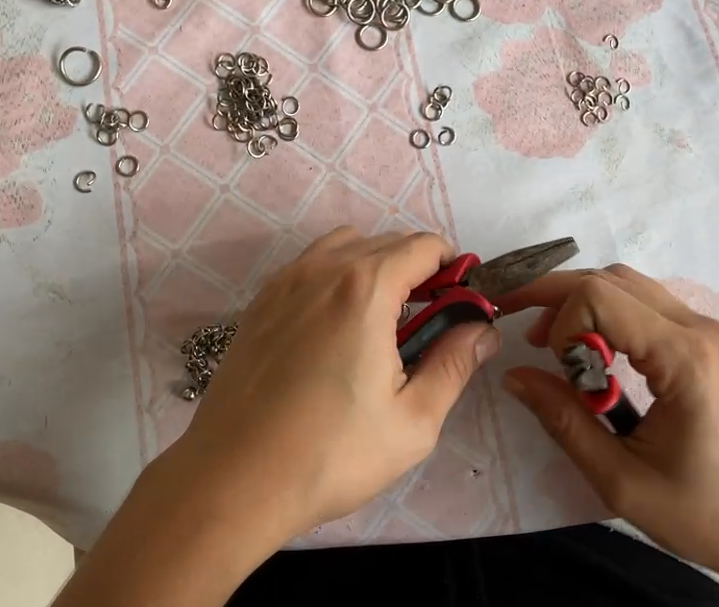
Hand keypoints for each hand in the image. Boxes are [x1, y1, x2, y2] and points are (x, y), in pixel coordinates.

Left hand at [177, 228, 500, 538]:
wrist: (234, 476)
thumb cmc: (331, 453)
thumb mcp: (413, 421)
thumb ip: (454, 364)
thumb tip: (484, 330)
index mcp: (365, 287)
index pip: (423, 245)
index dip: (453, 268)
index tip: (461, 306)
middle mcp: (323, 268)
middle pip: (386, 241)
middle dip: (418, 270)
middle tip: (428, 325)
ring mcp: (285, 281)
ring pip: (345, 246)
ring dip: (374, 267)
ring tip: (381, 323)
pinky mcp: (261, 302)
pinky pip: (310, 266)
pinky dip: (335, 277)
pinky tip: (336, 330)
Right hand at [499, 265, 718, 606]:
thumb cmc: (709, 516)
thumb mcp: (622, 481)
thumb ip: (563, 420)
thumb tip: (513, 375)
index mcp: (685, 358)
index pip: (599, 295)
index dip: (560, 321)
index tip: (554, 370)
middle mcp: (701, 329)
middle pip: (610, 278)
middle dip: (557, 296)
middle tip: (519, 326)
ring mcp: (710, 331)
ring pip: (628, 283)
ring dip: (582, 302)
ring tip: (552, 343)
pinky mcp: (711, 343)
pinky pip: (647, 303)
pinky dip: (609, 313)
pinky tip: (593, 350)